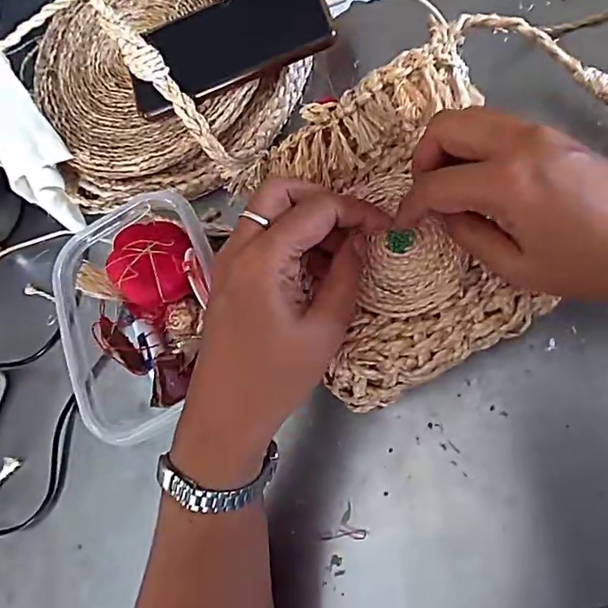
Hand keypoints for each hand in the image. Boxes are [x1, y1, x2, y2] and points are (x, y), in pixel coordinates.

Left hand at [174, 179, 389, 486]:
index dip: (356, 211)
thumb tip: (364, 239)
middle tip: (355, 228)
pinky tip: (317, 268)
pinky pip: (262, 235)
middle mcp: (239, 247)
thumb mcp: (325, 330)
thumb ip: (347, 275)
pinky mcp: (229, 274)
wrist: (223, 417)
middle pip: (280, 190)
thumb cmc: (276, 380)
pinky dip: (291, 237)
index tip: (384, 229)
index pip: (316, 207)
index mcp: (263, 259)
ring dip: (307, 218)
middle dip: (324, 199)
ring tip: (342, 254)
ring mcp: (229, 259)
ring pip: (269, 210)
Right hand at [393, 107, 607, 303]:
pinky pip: (497, 126)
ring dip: (450, 146)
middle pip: (446, 125)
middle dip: (423, 157)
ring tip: (455, 188)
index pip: (436, 182)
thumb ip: (472, 237)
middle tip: (428, 194)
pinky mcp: (554, 133)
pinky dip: (477, 144)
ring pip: (472, 118)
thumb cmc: (594, 266)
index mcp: (506, 181)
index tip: (403, 223)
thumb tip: (446, 216)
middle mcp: (517, 142)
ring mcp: (538, 131)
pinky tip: (487, 181)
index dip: (411, 204)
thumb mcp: (522, 269)